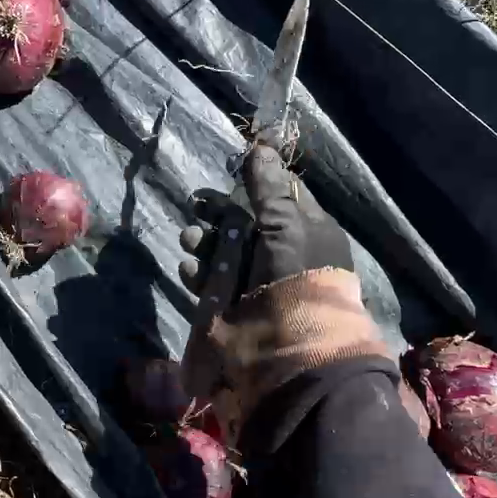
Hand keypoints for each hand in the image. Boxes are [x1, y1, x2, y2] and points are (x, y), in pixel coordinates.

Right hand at [176, 146, 358, 443]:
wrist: (288, 350)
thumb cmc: (296, 278)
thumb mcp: (286, 226)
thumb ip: (268, 189)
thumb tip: (259, 147)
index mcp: (306, 231)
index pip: (279, 196)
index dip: (253, 183)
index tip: (228, 174)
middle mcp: (280, 253)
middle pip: (242, 221)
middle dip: (217, 213)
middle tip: (195, 207)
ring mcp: (254, 280)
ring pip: (222, 249)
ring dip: (202, 241)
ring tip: (189, 242)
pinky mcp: (231, 303)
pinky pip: (209, 280)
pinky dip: (197, 272)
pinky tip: (189, 272)